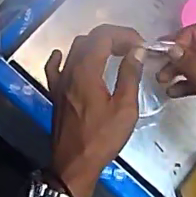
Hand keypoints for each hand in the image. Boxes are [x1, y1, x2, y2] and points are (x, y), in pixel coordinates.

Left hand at [44, 25, 143, 196]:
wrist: (74, 162)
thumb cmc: (102, 138)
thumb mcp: (125, 108)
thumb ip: (129, 75)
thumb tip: (136, 51)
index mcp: (86, 71)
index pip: (103, 37)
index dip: (123, 34)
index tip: (140, 44)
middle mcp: (69, 70)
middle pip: (89, 40)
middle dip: (113, 38)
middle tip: (133, 48)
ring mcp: (59, 80)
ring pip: (74, 49)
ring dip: (95, 45)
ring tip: (115, 53)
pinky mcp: (55, 92)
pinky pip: (56, 67)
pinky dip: (64, 57)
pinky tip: (68, 57)